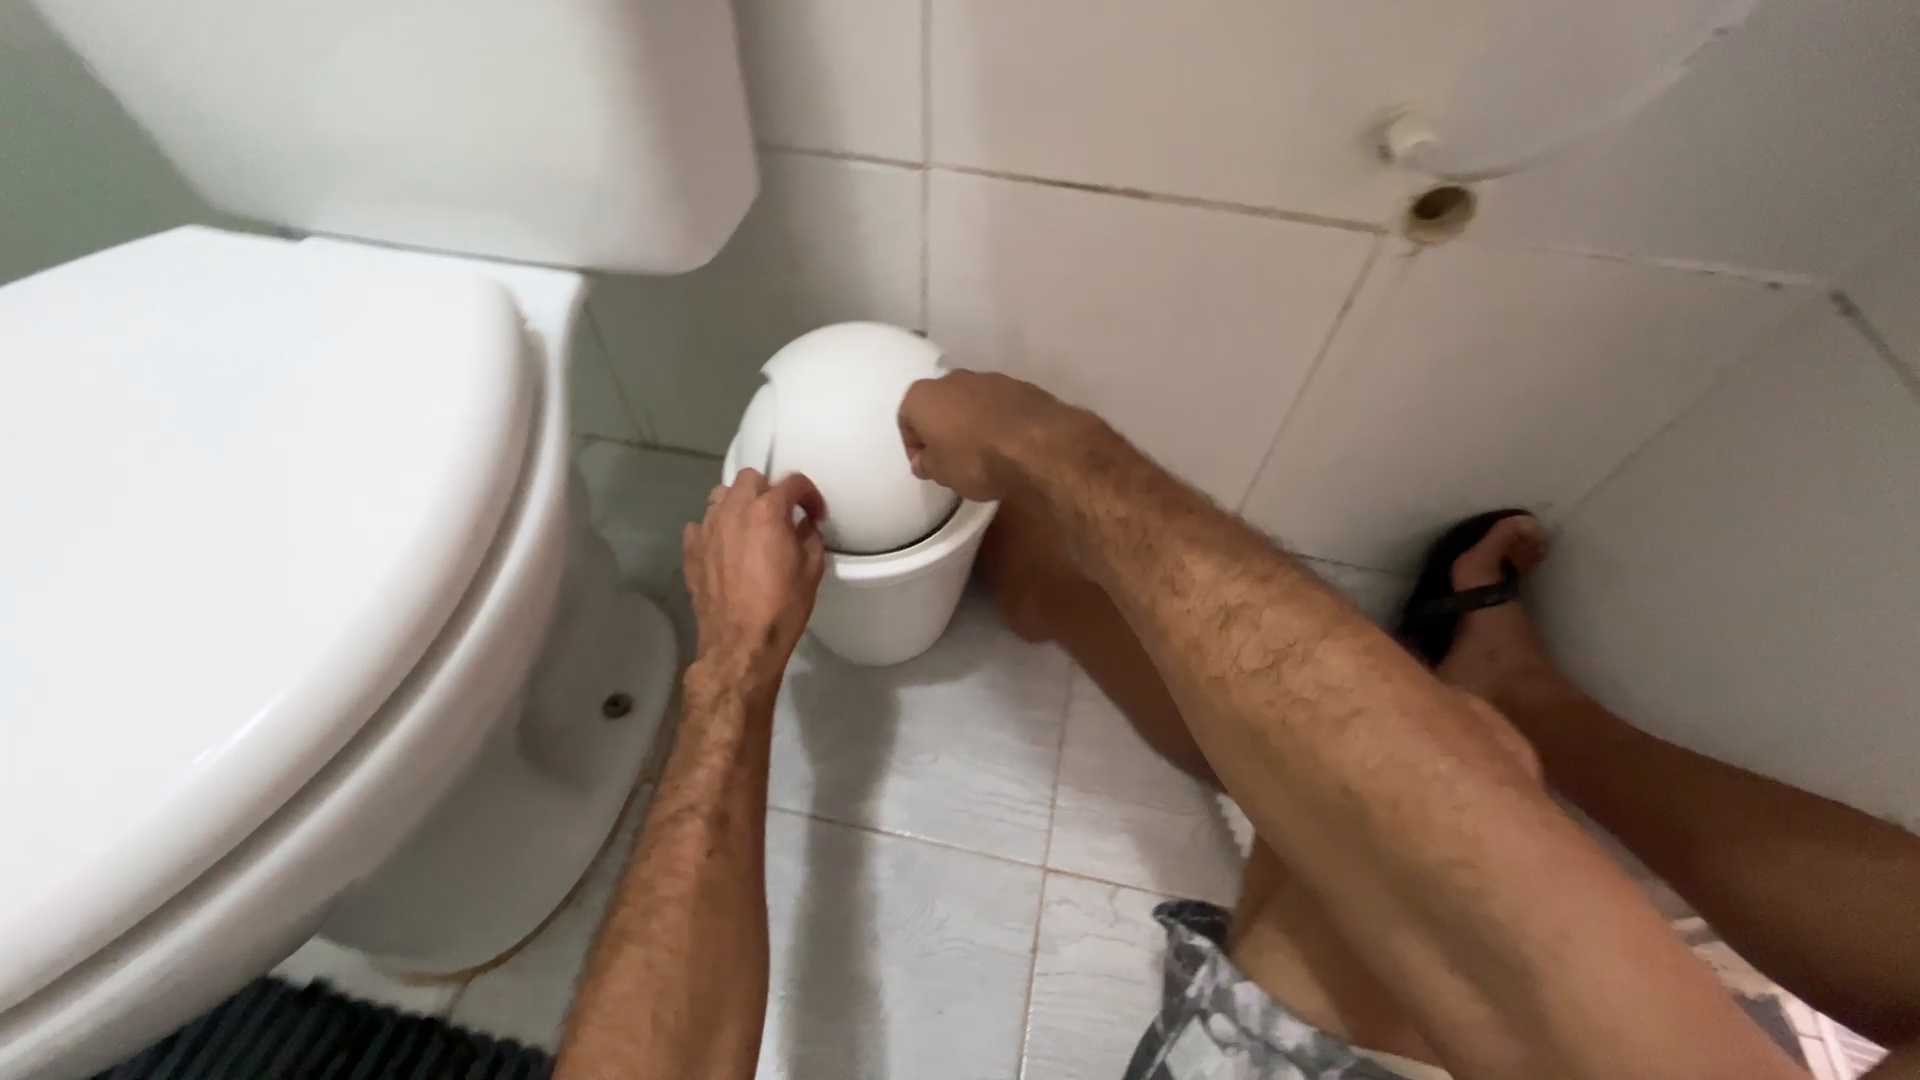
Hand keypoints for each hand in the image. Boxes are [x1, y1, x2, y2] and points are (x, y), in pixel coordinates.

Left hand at [682, 469, 827, 688]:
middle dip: (768, 489)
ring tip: (750, 524)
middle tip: (780, 513)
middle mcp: (734, 511)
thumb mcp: (811, 571)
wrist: (740, 644)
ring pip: (720, 495)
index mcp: (768, 512)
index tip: (814, 512)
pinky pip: (700, 524)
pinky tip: (725, 545)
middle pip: (750, 478)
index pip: (792, 482)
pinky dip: (715, 528)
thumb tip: (804, 526)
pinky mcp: (691, 549)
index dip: (809, 494)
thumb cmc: (782, 608)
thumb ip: (810, 538)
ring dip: (738, 503)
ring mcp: (707, 528)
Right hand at [897, 370, 1080, 501]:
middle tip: (952, 460)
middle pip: (940, 405)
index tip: (926, 467)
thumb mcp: (941, 473)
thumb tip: (924, 461)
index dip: (914, 446)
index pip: (906, 419)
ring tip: (984, 454)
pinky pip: (1000, 406)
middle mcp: (953, 379)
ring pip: (971, 403)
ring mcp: (990, 378)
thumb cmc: (975, 459)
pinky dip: (999, 422)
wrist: (1036, 445)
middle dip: (943, 431)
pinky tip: (1008, 445)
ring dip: (971, 424)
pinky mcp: (1021, 386)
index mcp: (923, 395)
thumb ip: (927, 464)